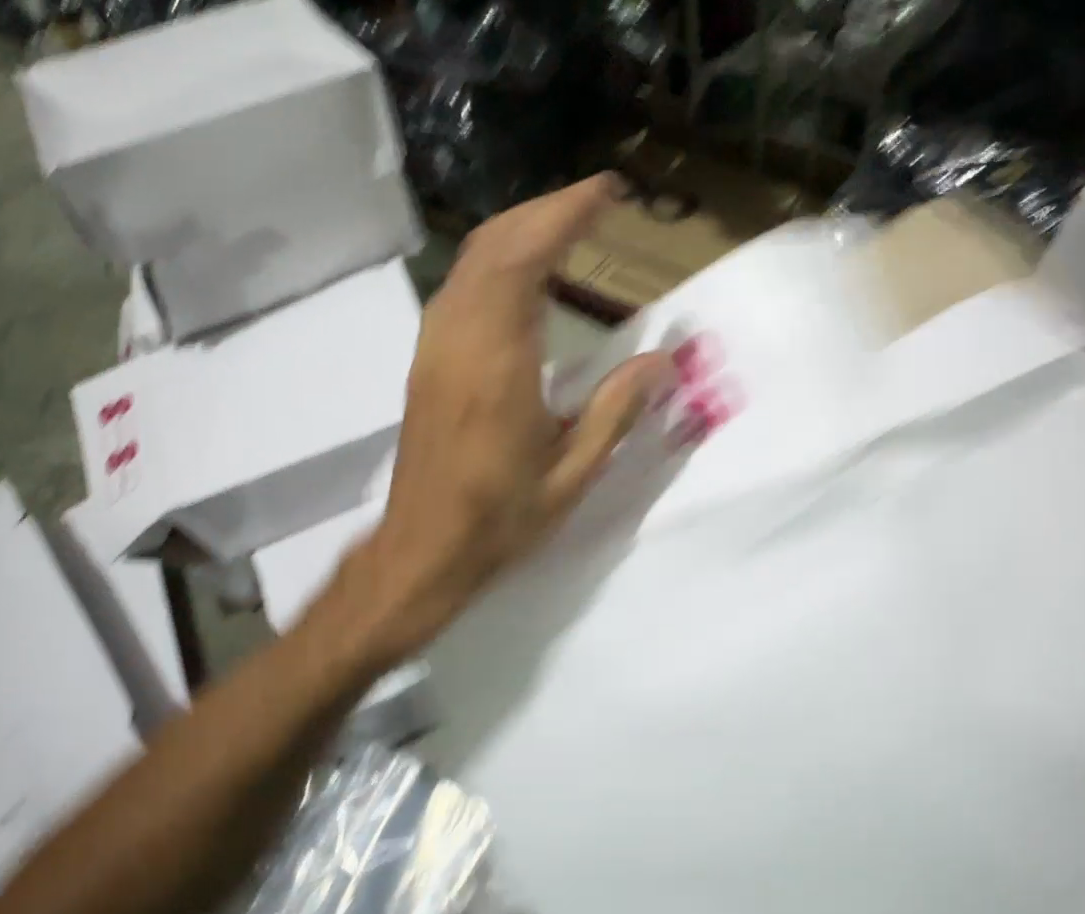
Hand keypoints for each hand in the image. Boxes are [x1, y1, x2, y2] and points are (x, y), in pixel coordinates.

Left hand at [329, 174, 667, 665]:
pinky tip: (524, 278)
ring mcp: (435, 346)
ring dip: (518, 231)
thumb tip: (661, 361)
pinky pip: (460, 287)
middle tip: (595, 203)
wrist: (424, 548)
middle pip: (495, 244)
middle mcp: (459, 338)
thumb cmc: (500, 519)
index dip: (566, 214)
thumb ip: (616, 412)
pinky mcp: (426, 360)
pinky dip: (496, 262)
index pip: (527, 257)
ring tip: (566, 229)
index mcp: (498, 361)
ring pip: (471, 261)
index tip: (608, 193)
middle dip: (545, 211)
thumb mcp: (572, 475)